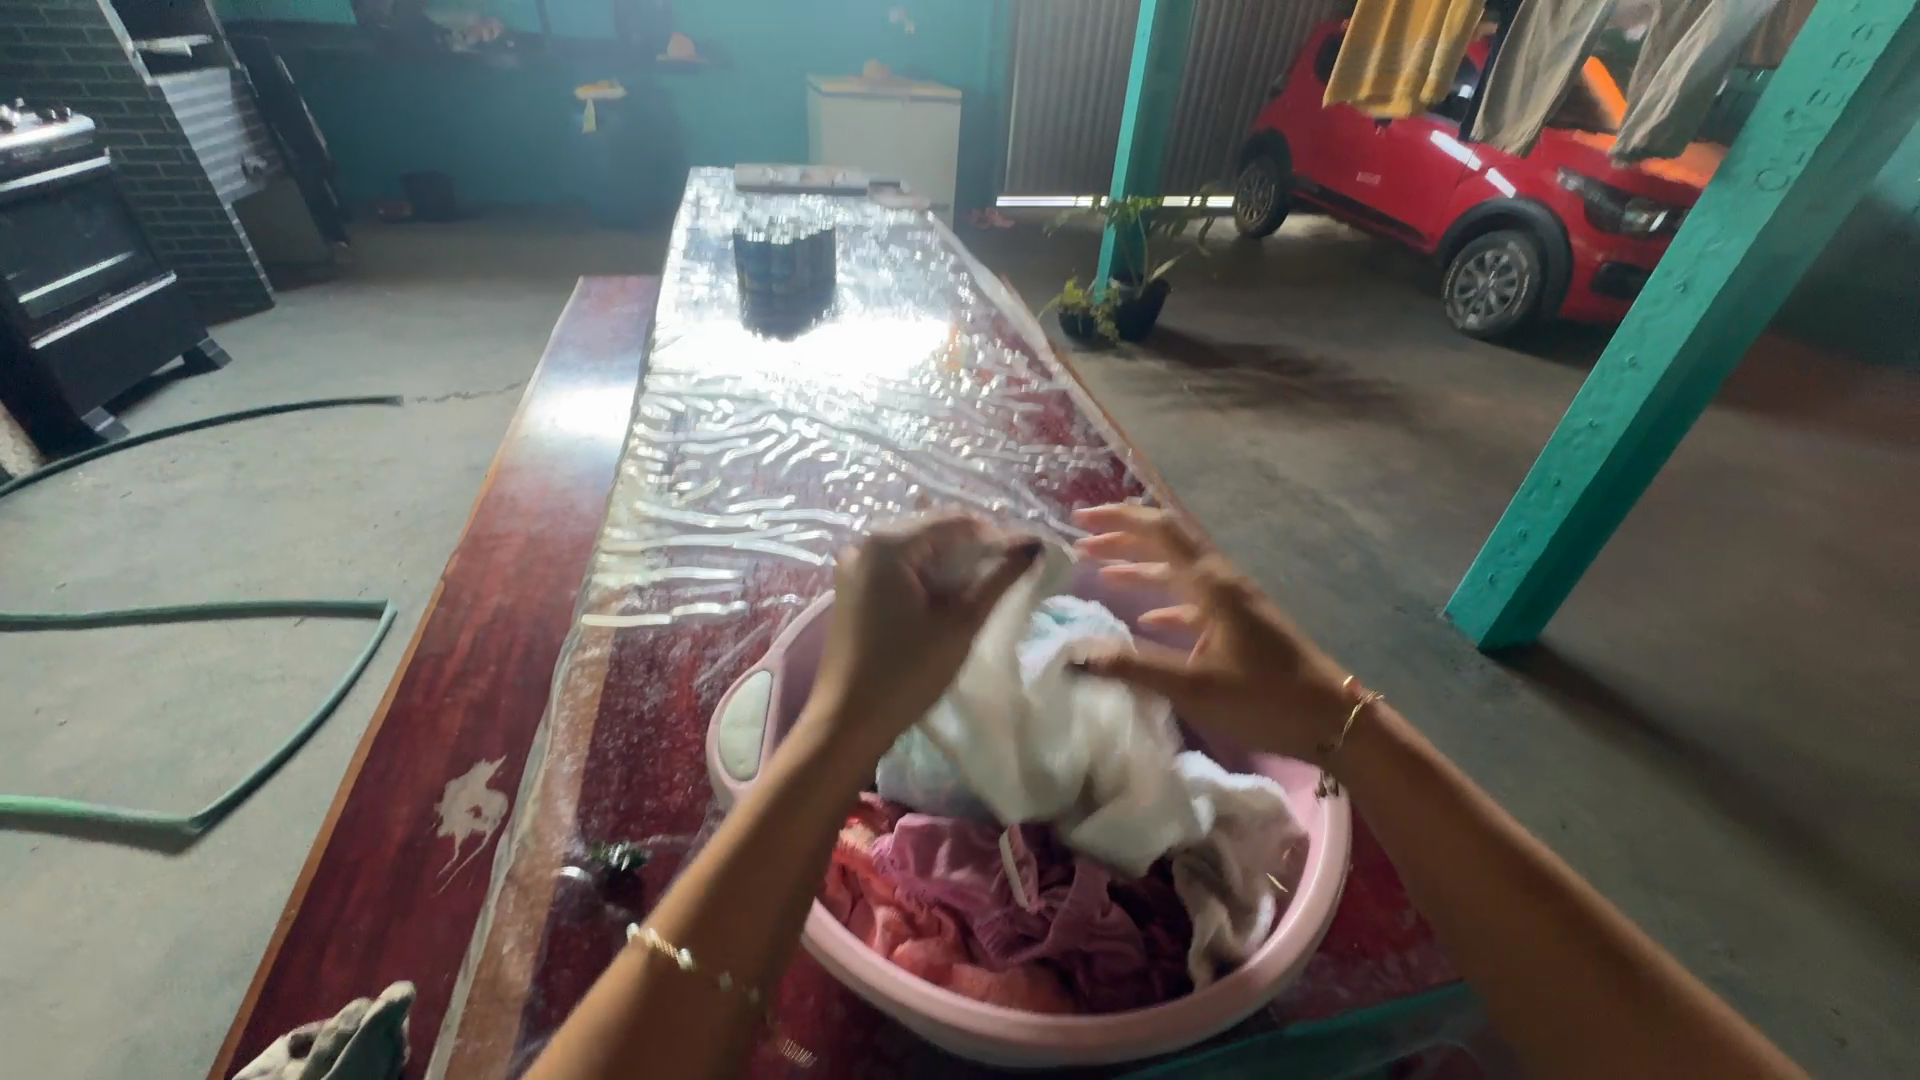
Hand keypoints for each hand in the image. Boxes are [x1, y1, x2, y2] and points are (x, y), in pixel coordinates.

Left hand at [803, 515, 1041, 759]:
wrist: (848, 721)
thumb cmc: (906, 672)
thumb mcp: (960, 623)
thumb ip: (999, 579)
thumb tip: (1034, 546)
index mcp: (887, 545)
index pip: (953, 522)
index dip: (995, 536)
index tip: (1027, 558)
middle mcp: (864, 544)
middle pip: (932, 531)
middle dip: (973, 549)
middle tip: (1010, 573)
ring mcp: (855, 566)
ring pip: (917, 550)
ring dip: (952, 564)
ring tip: (986, 587)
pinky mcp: (854, 588)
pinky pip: (899, 568)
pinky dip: (928, 577)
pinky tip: (951, 597)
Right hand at [1070, 503, 1353, 761]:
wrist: (1333, 722)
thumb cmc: (1265, 699)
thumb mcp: (1194, 687)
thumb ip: (1134, 667)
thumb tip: (1077, 655)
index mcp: (1212, 584)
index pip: (1161, 531)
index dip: (1120, 519)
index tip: (1081, 518)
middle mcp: (1221, 583)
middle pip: (1167, 544)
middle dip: (1124, 538)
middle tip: (1082, 539)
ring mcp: (1232, 604)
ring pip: (1177, 572)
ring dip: (1140, 567)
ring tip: (1100, 569)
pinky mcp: (1238, 626)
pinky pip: (1191, 601)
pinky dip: (1163, 601)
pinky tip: (1145, 619)